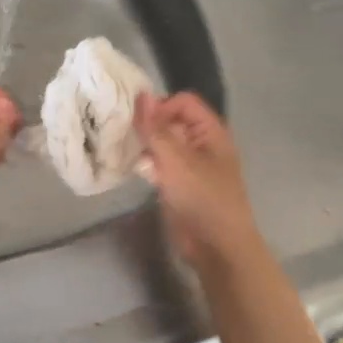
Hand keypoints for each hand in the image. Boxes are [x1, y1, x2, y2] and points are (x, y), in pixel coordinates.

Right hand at [134, 92, 267, 270]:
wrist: (216, 246)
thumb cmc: (202, 198)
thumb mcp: (176, 160)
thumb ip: (157, 129)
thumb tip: (142, 95)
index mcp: (211, 132)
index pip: (184, 102)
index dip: (162, 106)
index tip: (140, 123)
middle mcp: (202, 144)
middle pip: (173, 121)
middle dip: (150, 126)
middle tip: (125, 134)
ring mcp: (191, 166)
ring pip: (164, 144)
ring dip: (147, 146)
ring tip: (127, 151)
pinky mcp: (180, 185)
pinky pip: (162, 166)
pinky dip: (149, 165)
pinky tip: (136, 171)